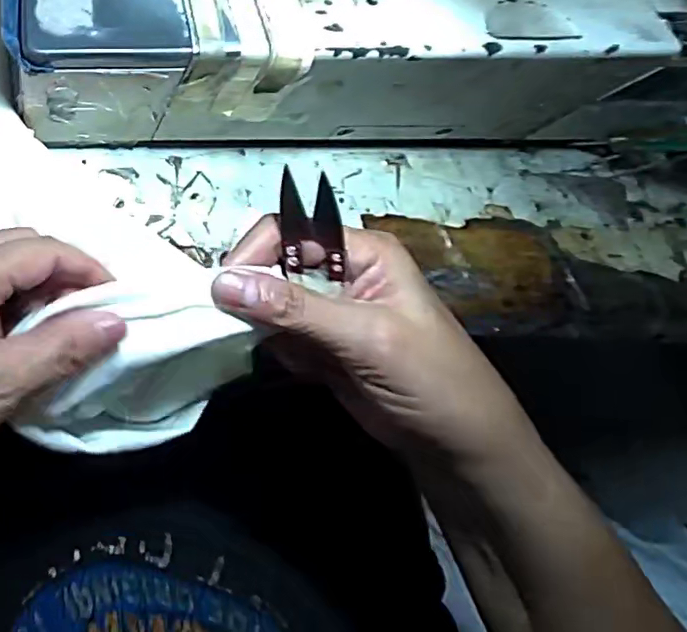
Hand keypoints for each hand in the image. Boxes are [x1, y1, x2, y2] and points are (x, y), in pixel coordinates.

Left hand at [0, 228, 126, 501]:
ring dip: (40, 284)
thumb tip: (118, 320)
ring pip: (4, 260)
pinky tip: (26, 330)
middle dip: (65, 273)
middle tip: (93, 313)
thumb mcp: (4, 383)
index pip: (43, 249)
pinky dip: (15, 295)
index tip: (119, 302)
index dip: (87, 270)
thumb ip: (64, 345)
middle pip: (24, 245)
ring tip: (65, 324)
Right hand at [213, 216, 536, 471]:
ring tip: (300, 356)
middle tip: (246, 324)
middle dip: (257, 293)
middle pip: (273, 263)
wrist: (463, 454)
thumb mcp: (365, 337)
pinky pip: (278, 332)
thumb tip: (223, 282)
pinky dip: (280, 350)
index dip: (255, 252)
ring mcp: (328, 308)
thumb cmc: (432, 381)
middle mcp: (341, 270)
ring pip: (270, 299)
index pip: (289, 231)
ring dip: (268, 326)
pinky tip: (309, 370)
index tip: (224, 286)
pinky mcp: (319, 341)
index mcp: (360, 251)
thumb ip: (294, 308)